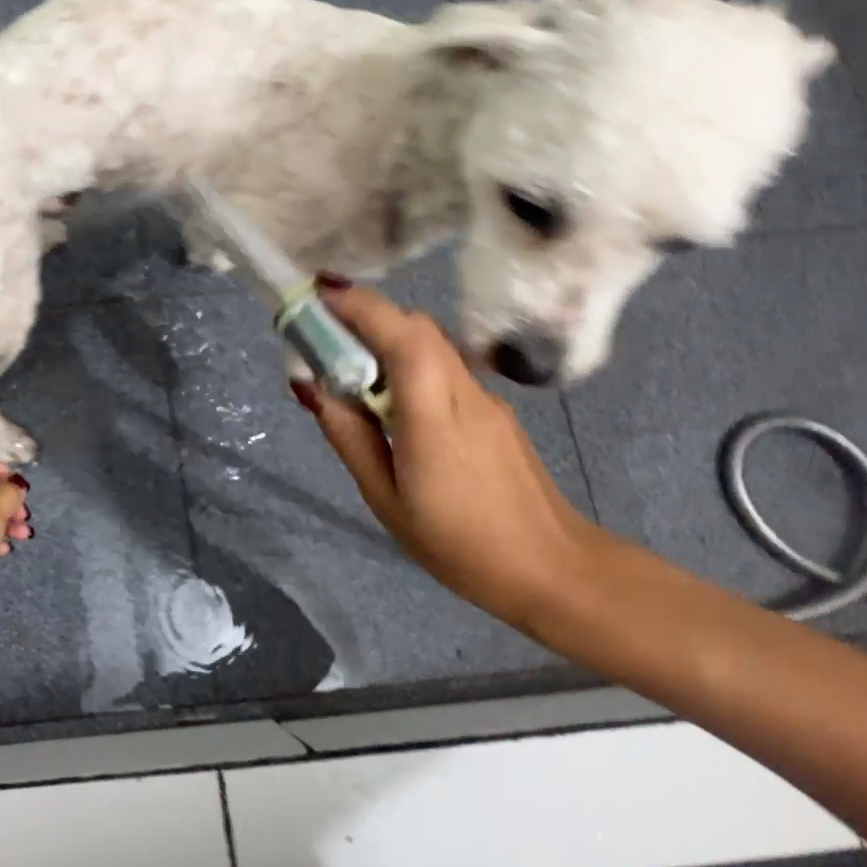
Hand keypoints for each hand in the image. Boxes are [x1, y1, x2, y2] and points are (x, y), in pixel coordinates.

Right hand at [289, 283, 609, 622]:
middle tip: (320, 331)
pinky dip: (407, 362)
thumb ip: (349, 436)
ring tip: (345, 365)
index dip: (361, 307)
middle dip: (367, 316)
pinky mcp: (494, 412)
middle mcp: (465, 395)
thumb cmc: (458, 545)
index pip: (403, 338)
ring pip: (432, 345)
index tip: (317, 295)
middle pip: (418, 329)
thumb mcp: (384, 499)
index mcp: (434, 418)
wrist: (554, 571)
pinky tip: (386, 399)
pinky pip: (444, 368)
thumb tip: (311, 387)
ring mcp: (487, 401)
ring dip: (386, 337)